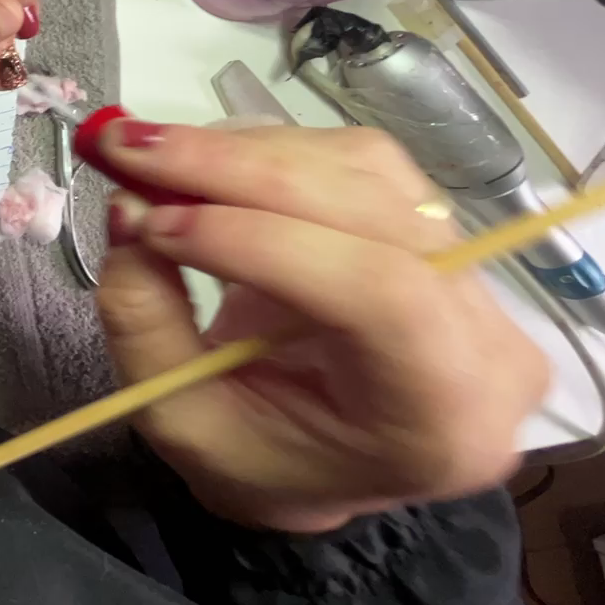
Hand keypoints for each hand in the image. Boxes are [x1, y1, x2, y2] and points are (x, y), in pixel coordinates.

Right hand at [93, 123, 548, 534]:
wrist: (307, 457)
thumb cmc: (246, 455)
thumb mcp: (172, 414)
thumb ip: (142, 317)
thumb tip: (126, 208)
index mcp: (439, 415)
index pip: (380, 295)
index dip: (257, 240)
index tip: (150, 223)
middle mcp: (483, 336)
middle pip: (370, 209)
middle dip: (230, 167)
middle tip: (122, 147)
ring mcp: (467, 274)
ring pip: (359, 167)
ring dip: (239, 150)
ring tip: (150, 157)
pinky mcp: (429, 230)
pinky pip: (349, 160)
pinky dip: (257, 148)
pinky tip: (198, 164)